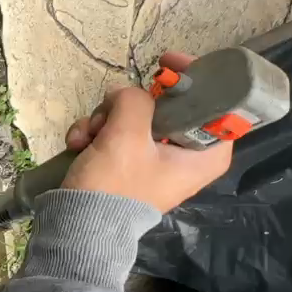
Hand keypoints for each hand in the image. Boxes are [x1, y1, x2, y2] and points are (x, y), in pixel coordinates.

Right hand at [62, 53, 232, 213]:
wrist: (77, 227)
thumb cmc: (113, 185)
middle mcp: (186, 156)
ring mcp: (153, 162)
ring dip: (102, 121)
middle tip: (107, 113)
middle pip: (164, 109)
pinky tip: (77, 146)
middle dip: (127, 107)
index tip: (163, 63)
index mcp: (207, 152)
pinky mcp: (125, 168)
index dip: (190, 78)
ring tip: (84, 137)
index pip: (215, 101)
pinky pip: (114, 137)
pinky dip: (93, 136)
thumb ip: (134, 102)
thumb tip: (126, 94)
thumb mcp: (126, 137)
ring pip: (132, 121)